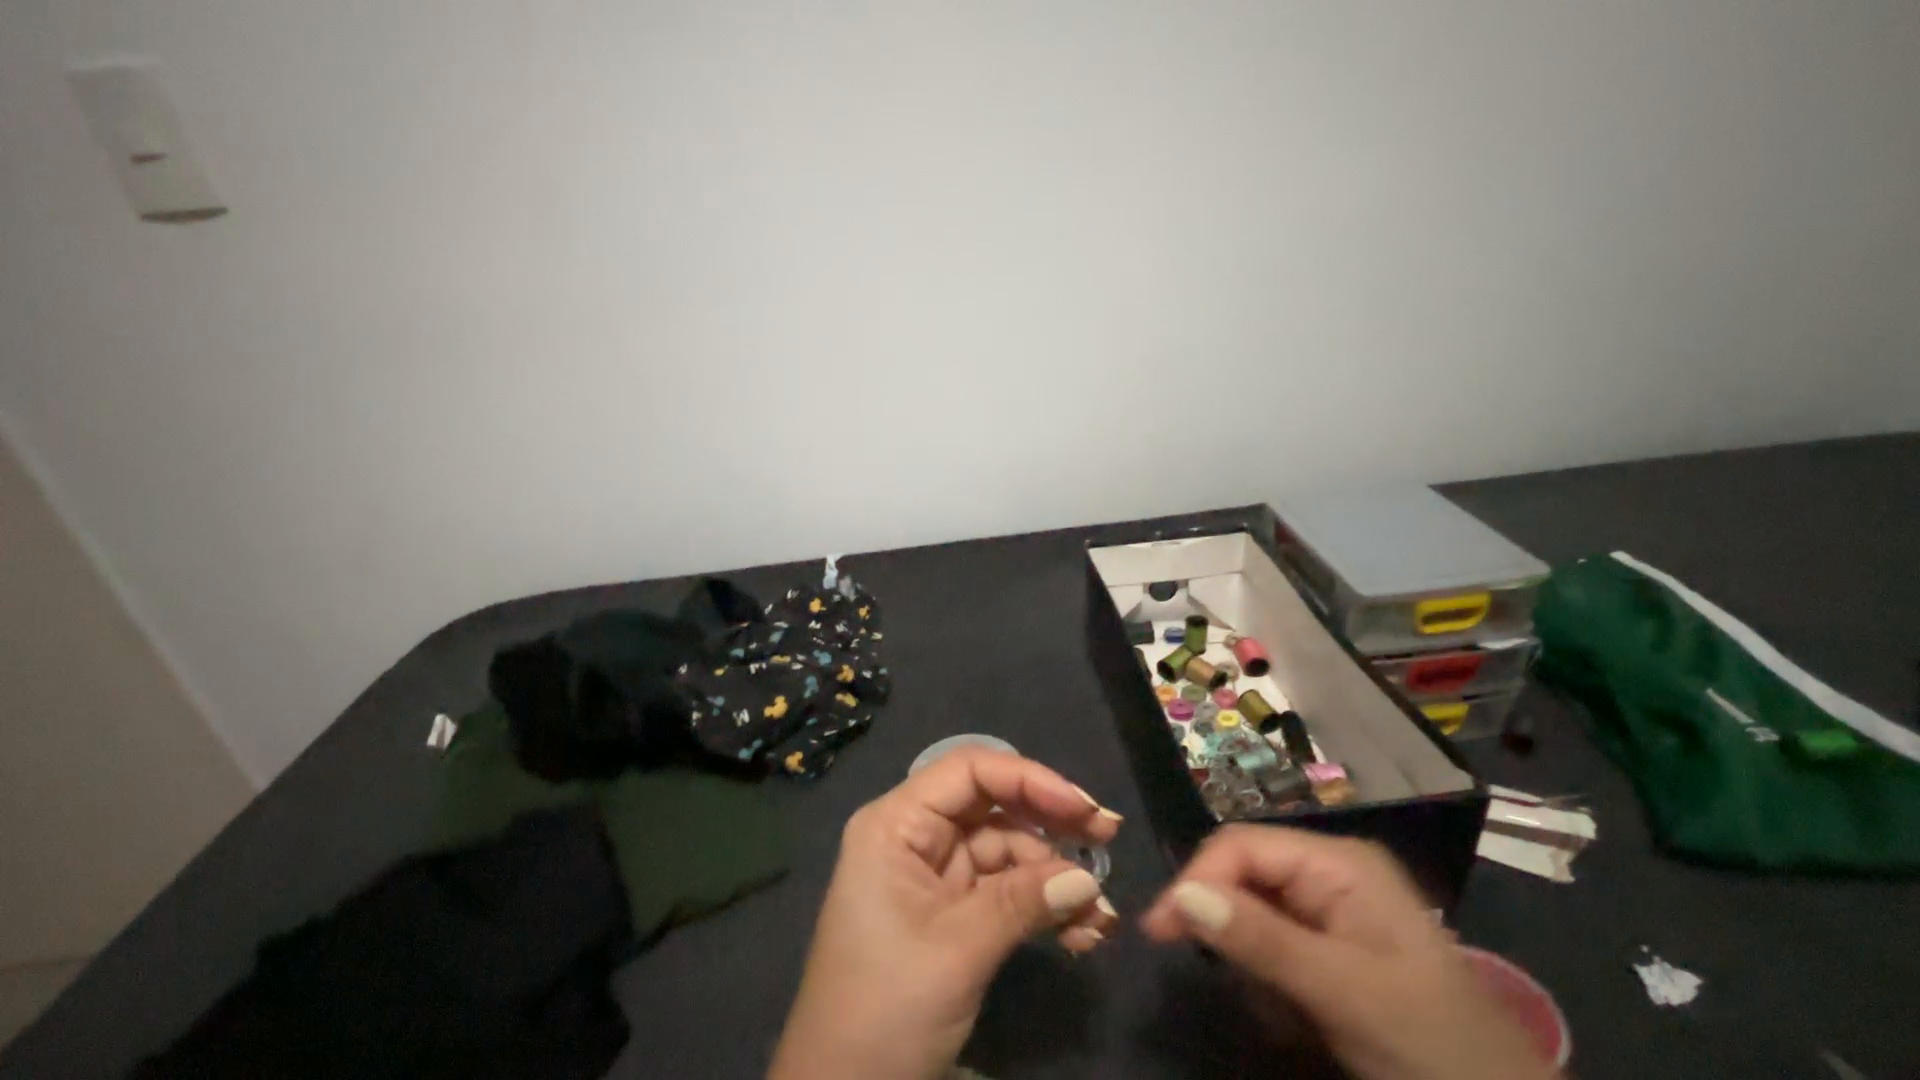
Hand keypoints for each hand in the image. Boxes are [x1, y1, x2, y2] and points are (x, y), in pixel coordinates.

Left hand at [768, 748, 1122, 1079]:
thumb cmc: (885, 1006)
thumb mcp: (958, 949)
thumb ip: (1023, 902)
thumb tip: (1089, 877)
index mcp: (897, 826)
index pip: (970, 771)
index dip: (1030, 780)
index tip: (1084, 808)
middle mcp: (914, 839)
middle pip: (994, 809)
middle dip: (1052, 828)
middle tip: (1110, 841)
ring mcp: (933, 878)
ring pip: (1007, 855)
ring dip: (1056, 881)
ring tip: (1101, 919)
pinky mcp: (950, 917)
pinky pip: (1005, 895)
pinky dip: (1042, 910)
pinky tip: (1081, 937)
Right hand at [1142, 826, 1557, 1079]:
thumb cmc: (1427, 1040)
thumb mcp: (1341, 990)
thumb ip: (1260, 939)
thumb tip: (1179, 894)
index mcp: (1339, 863)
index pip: (1243, 845)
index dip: (1197, 879)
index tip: (1159, 931)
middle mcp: (1331, 875)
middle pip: (1245, 874)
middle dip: (1223, 923)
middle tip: (1207, 972)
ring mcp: (1334, 912)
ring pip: (1253, 913)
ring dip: (1248, 960)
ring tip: (1276, 1010)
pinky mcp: (1333, 949)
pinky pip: (1274, 946)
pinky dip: (1268, 981)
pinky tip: (1291, 1016)